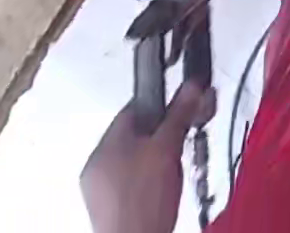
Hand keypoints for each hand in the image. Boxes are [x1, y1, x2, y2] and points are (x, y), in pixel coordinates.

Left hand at [81, 82, 214, 232]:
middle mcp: (96, 164)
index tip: (184, 103)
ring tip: (180, 154)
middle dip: (164, 126)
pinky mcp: (109, 206)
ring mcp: (100, 189)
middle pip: (135, 131)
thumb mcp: (167, 148)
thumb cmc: (147, 194)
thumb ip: (179, 113)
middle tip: (187, 128)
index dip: (162, 100)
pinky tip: (166, 177)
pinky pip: (132, 173)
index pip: (134, 108)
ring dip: (160, 148)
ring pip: (136, 153)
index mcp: (104, 147)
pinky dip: (151, 168)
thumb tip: (193, 83)